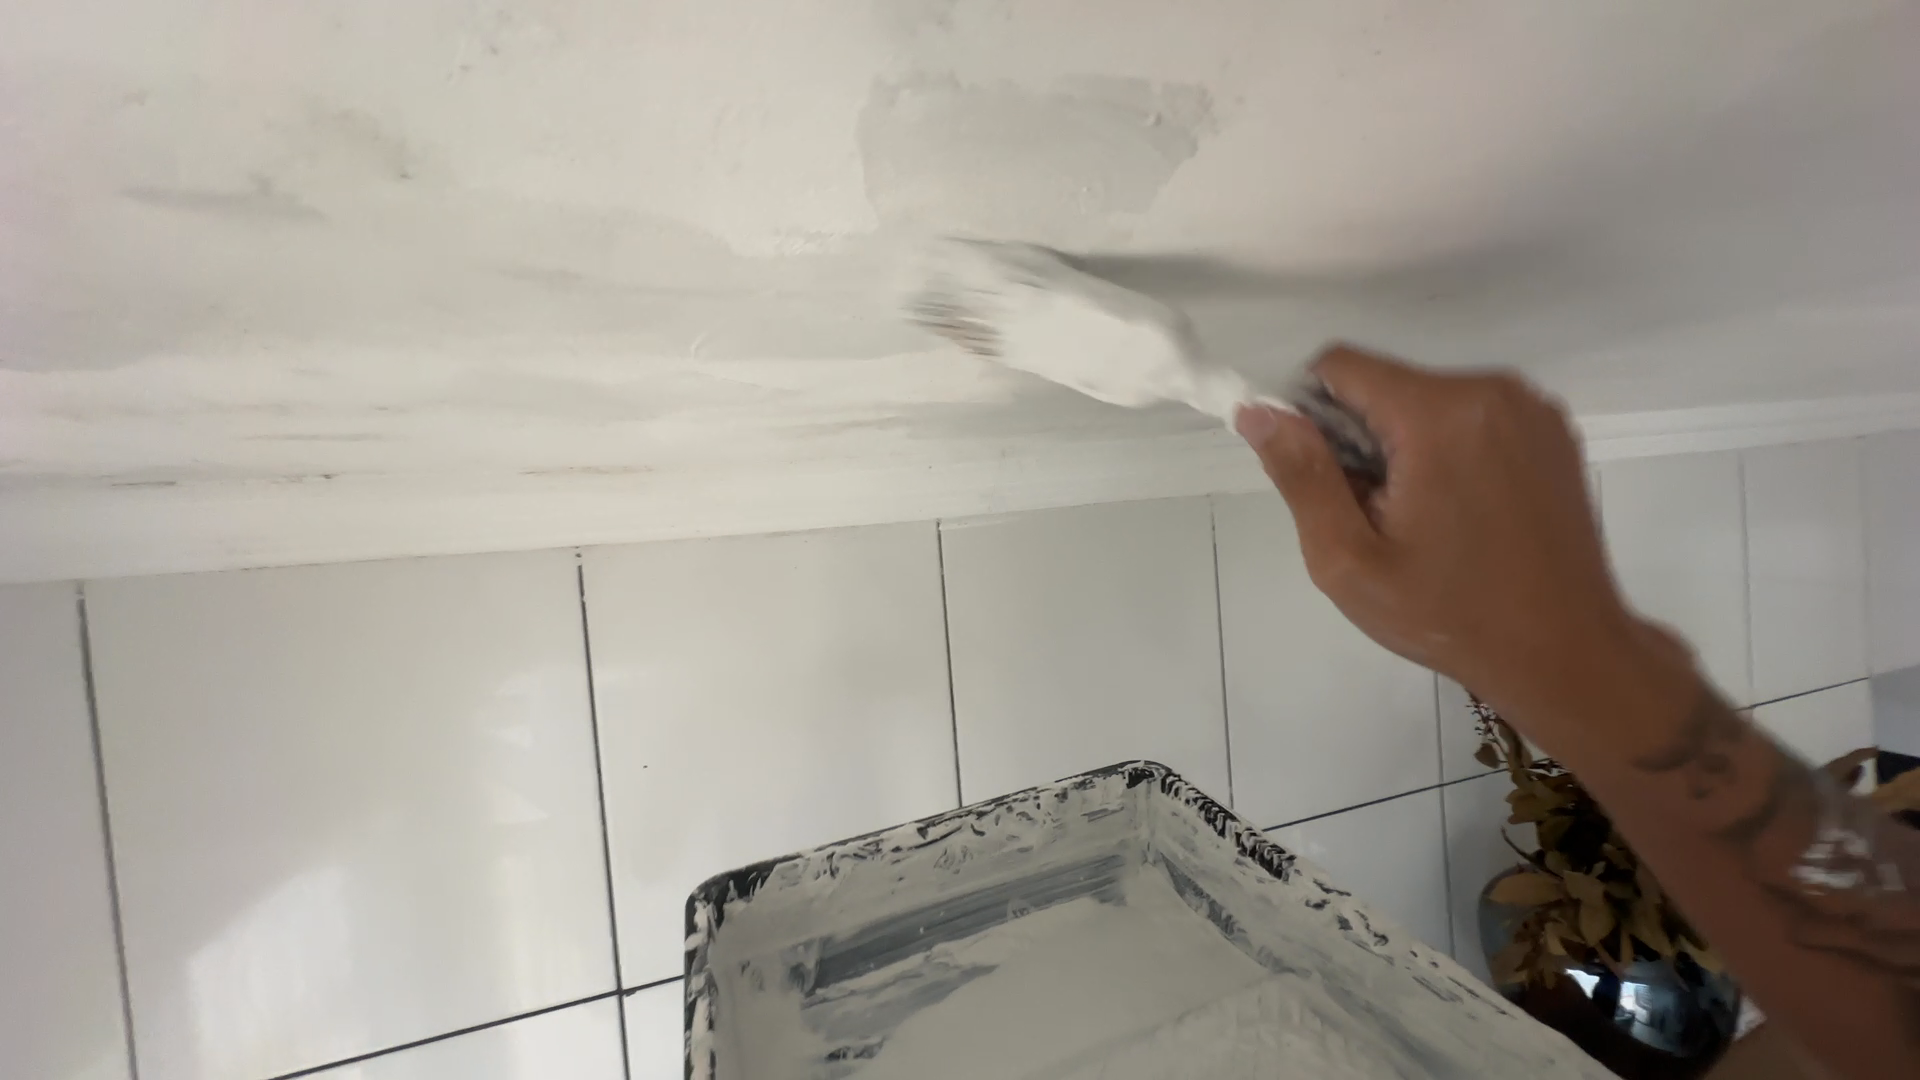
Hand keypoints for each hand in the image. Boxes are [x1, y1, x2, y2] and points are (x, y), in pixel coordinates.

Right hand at [1237, 344, 1650, 729]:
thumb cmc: (1444, 612)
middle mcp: (1493, 391)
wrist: (1564, 653)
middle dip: (1354, 438)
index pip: (1339, 366)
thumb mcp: (1345, 556)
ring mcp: (1530, 409)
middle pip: (1381, 384)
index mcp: (1440, 416)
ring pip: (1420, 400)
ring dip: (1395, 446)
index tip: (1317, 475)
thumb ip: (1300, 474)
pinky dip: (1437, 449)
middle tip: (1367, 514)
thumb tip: (1256, 412)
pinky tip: (1451, 511)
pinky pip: (1464, 416)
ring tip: (1411, 518)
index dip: (1306, 412)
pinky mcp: (1550, 431)